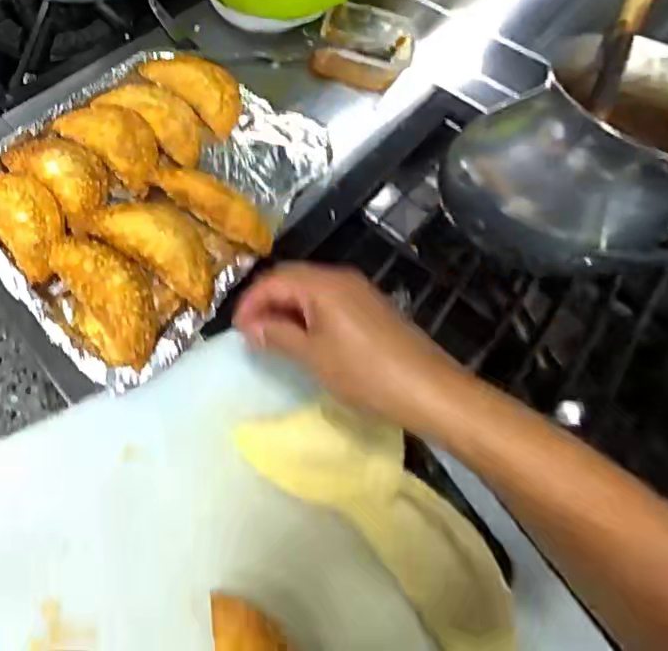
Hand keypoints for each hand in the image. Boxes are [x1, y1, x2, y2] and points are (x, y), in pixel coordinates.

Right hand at [234, 262, 467, 431]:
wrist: (431, 390)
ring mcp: (358, 290)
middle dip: (266, 302)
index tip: (236, 330)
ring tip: (274, 338)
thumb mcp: (314, 357)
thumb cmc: (366, 374)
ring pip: (309, 289)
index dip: (249, 303)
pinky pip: (328, 299)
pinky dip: (308, 313)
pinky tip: (306, 339)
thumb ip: (277, 336)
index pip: (272, 280)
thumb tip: (250, 327)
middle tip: (251, 333)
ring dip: (287, 308)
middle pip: (290, 278)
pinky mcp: (370, 306)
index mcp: (322, 283)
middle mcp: (339, 277)